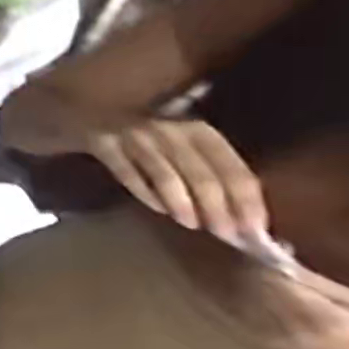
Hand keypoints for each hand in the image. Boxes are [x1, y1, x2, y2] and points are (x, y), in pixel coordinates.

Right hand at [86, 118, 268, 249]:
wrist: (93, 113)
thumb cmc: (151, 138)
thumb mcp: (188, 146)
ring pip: (167, 179)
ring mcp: (136, 137)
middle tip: (223, 235)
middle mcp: (171, 131)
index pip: (235, 172)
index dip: (248, 204)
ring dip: (182, 206)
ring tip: (189, 223)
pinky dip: (146, 195)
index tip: (255, 232)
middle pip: (203, 178)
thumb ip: (212, 174)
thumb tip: (243, 220)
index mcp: (201, 131)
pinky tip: (157, 208)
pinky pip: (129, 175)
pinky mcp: (105, 144)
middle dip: (217, 211)